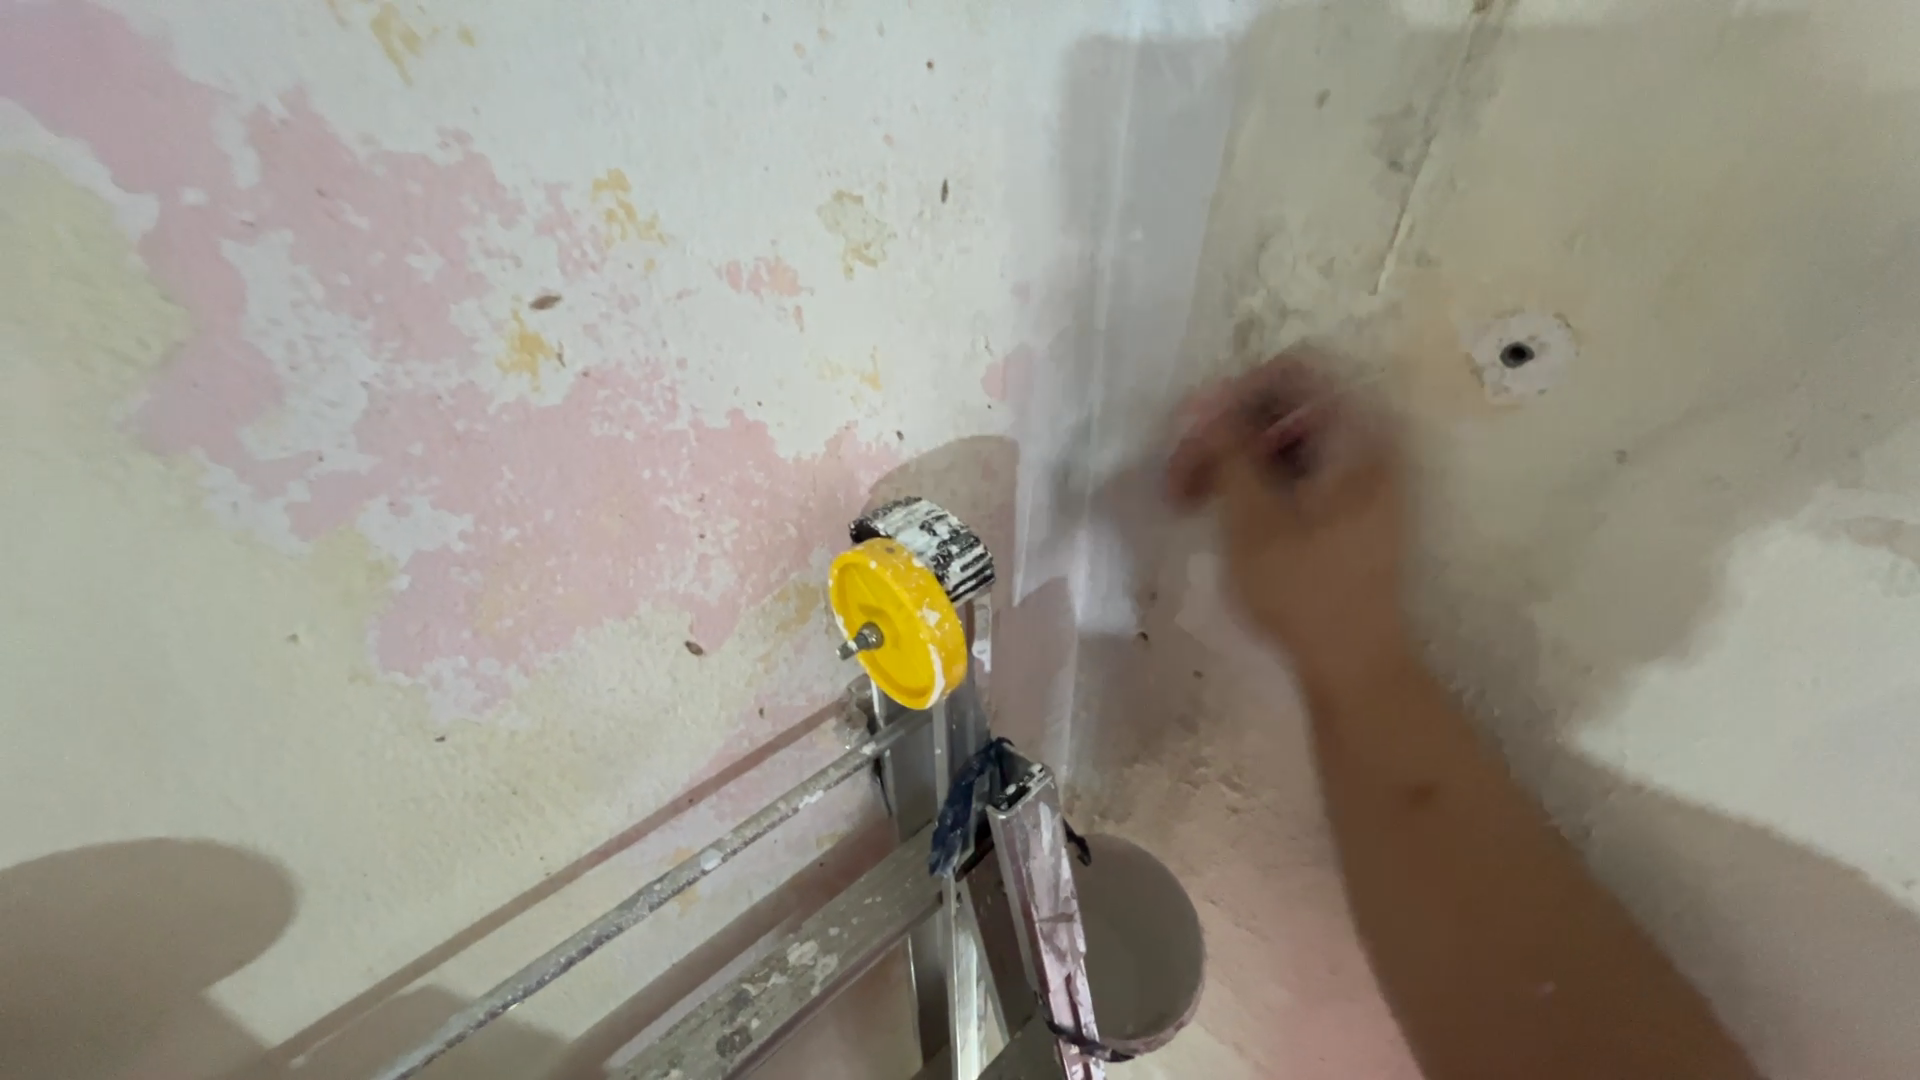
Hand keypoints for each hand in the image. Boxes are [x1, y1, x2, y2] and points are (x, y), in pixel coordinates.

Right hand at [1168, 352, 1410, 689]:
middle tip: (1179, 477)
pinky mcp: (1343, 505)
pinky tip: (1218, 510)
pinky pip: (1290, 470)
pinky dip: (1250, 481)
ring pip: (1279, 441)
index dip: (1233, 394)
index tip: (1192, 435)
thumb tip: (1201, 399)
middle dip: (1222, 434)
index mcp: (1357, 434)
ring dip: (1229, 460)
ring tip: (1187, 499)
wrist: (1353, 662)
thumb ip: (1226, 449)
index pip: (1293, 372)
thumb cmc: (1304, 589)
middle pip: (1281, 407)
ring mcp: (1357, 476)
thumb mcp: (1253, 516)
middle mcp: (1365, 443)